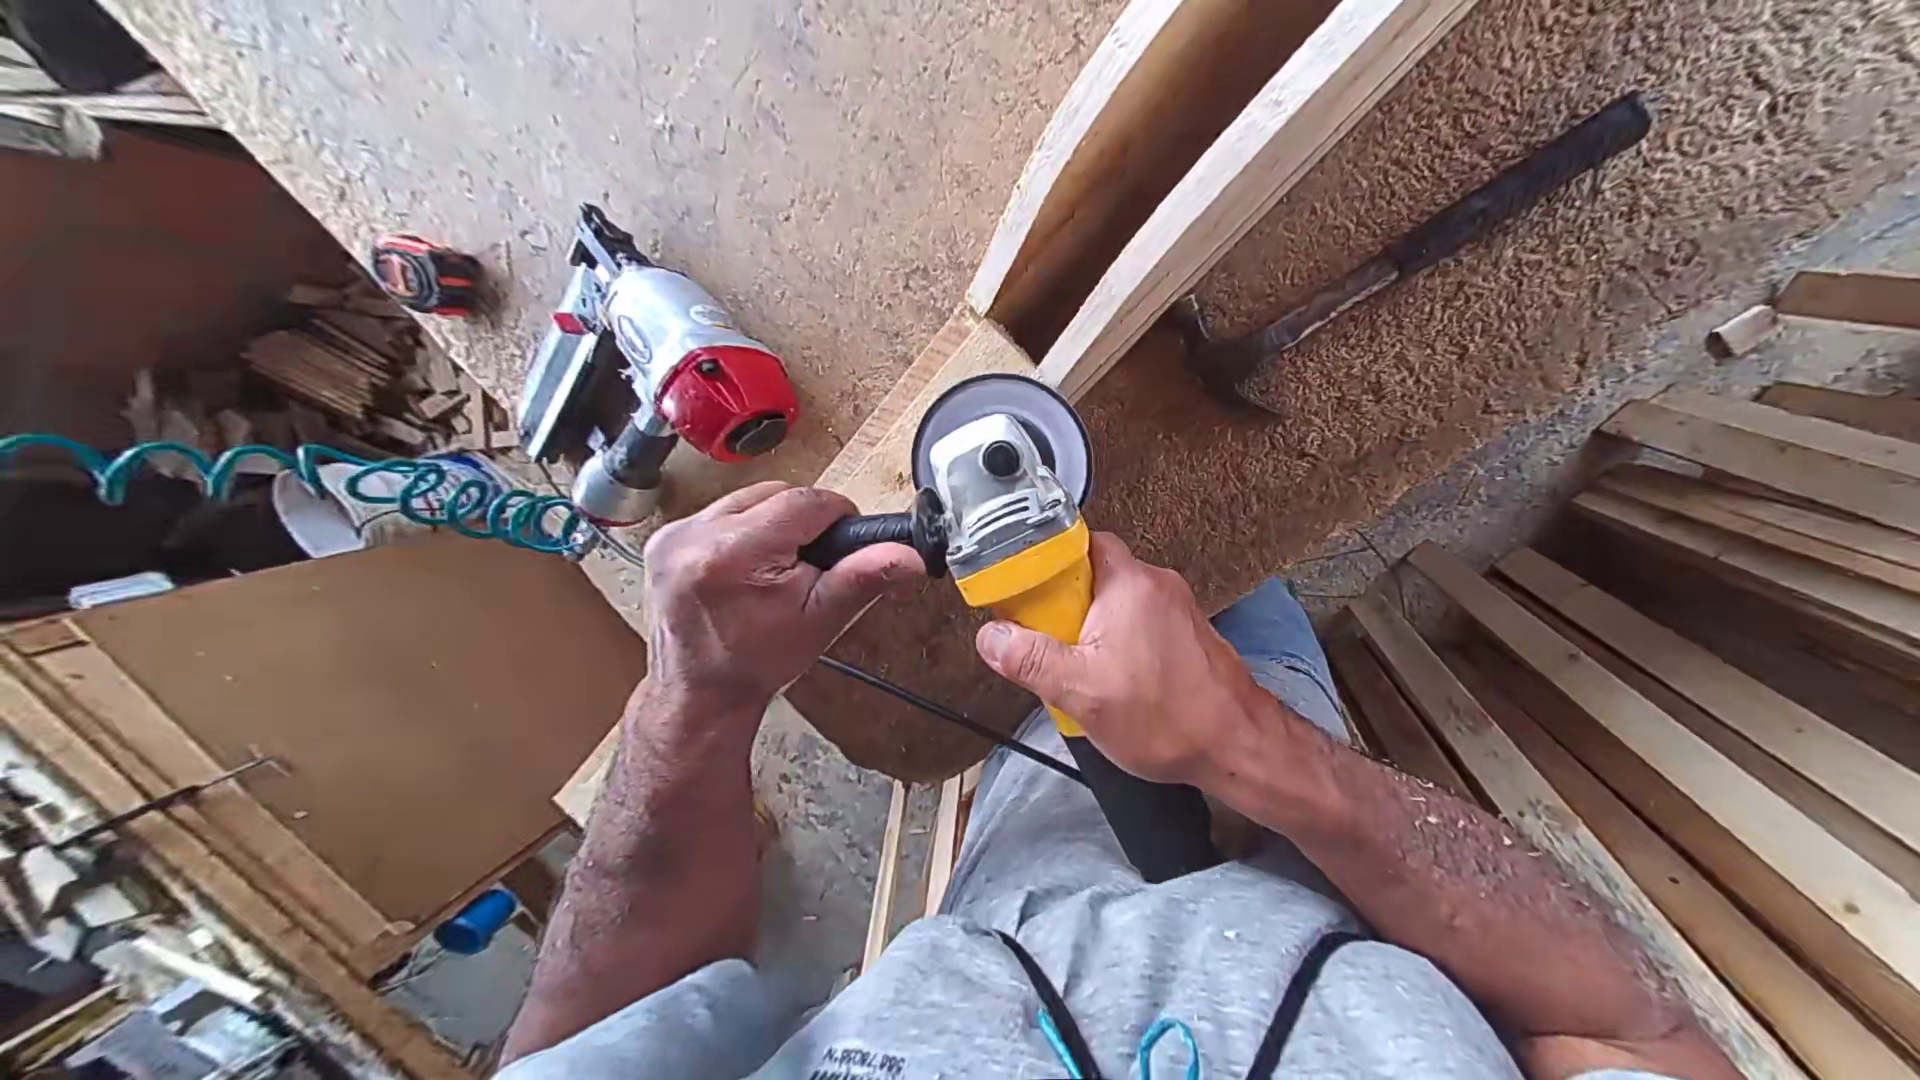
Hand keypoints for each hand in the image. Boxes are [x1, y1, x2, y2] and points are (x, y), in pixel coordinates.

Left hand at [642, 482, 922, 714]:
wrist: (703, 691)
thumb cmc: (758, 661)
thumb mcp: (822, 618)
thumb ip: (866, 577)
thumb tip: (910, 555)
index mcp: (733, 554)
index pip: (804, 500)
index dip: (835, 514)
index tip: (843, 539)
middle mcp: (694, 536)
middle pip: (775, 493)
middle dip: (802, 520)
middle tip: (809, 561)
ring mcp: (674, 536)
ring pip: (749, 498)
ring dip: (773, 521)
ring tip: (779, 563)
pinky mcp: (665, 539)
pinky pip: (721, 511)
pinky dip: (744, 528)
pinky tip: (749, 562)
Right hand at [972, 532, 1312, 790]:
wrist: (1240, 750)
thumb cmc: (1170, 718)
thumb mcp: (1082, 692)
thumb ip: (1030, 660)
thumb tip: (992, 637)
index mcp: (1130, 584)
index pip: (1080, 542)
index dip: (1047, 560)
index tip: (1025, 587)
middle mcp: (1157, 585)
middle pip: (1093, 572)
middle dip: (1064, 604)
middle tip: (1047, 638)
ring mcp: (1176, 608)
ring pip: (1114, 600)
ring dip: (1090, 626)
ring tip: (1078, 666)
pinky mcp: (1186, 633)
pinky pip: (1137, 621)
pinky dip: (1117, 640)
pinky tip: (1112, 678)